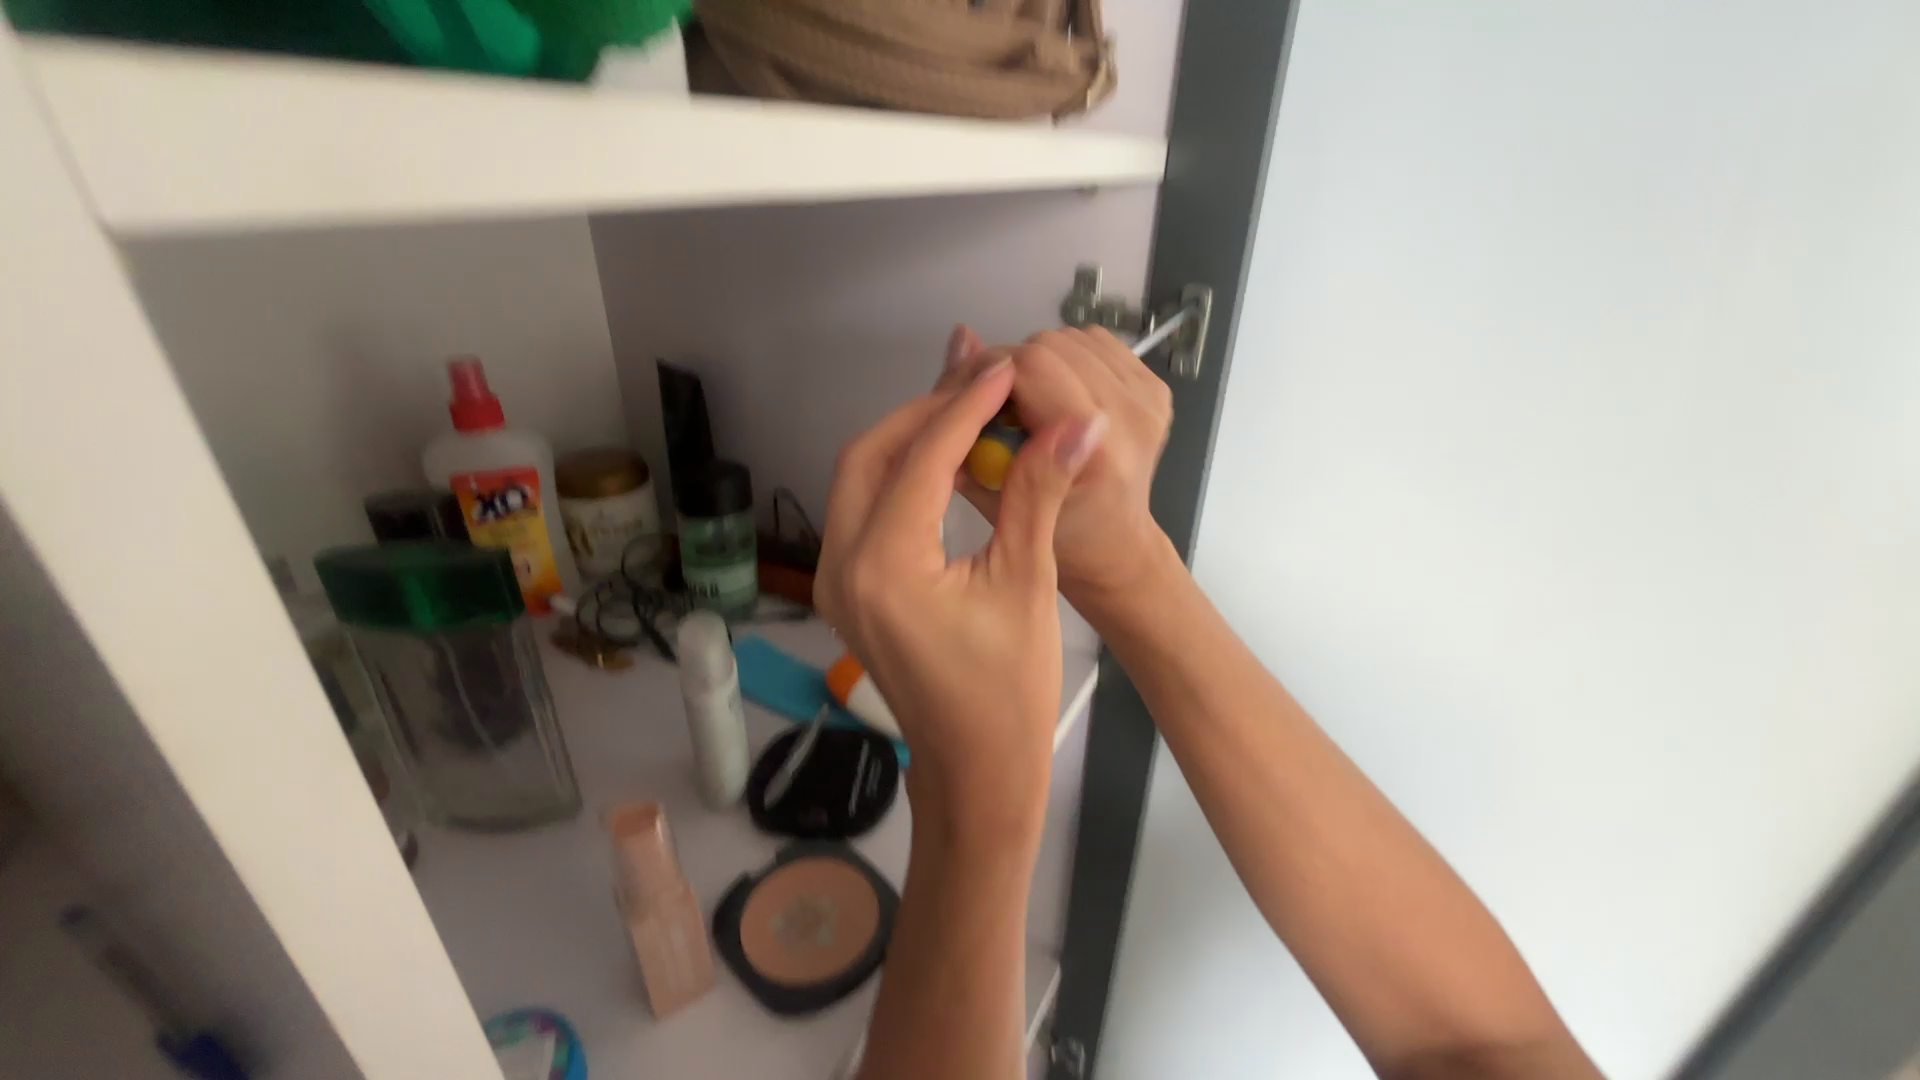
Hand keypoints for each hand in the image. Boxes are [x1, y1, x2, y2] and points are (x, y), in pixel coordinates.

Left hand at [816, 357, 1102, 839]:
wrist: (974, 770)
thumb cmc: (1010, 691)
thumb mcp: (1028, 584)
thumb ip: (1038, 493)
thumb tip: (1076, 424)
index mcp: (884, 566)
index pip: (921, 458)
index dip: (965, 404)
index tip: (1005, 368)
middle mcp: (842, 565)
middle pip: (869, 455)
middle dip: (925, 411)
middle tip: (983, 384)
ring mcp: (835, 579)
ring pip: (858, 479)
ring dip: (908, 439)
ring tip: (969, 411)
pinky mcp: (846, 589)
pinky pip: (862, 510)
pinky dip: (899, 475)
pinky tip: (943, 461)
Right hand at [938, 325, 1177, 617]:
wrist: (1114, 544)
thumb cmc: (1051, 534)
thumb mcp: (993, 495)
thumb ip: (970, 422)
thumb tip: (960, 337)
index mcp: (1093, 452)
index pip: (1032, 367)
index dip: (989, 370)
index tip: (968, 393)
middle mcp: (1131, 418)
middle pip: (1050, 345)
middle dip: (1012, 367)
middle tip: (999, 406)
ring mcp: (1149, 400)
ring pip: (1071, 337)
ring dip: (1041, 361)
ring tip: (1031, 403)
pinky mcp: (1156, 389)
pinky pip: (1097, 342)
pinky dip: (1069, 359)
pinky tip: (1061, 394)